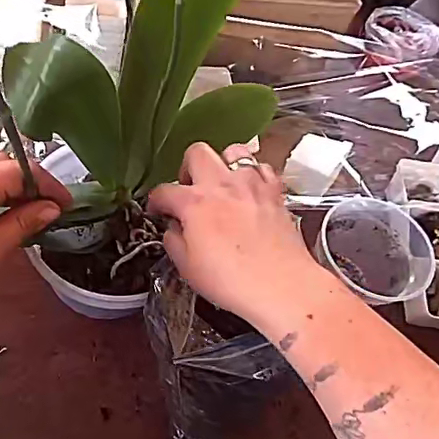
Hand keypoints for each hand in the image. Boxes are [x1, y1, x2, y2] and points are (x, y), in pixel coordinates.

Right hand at [145, 143, 329, 323]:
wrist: (282, 287)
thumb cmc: (236, 281)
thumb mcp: (188, 268)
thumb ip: (174, 241)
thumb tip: (173, 231)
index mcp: (195, 203)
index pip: (164, 191)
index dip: (156, 201)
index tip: (158, 209)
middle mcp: (223, 186)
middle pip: (196, 153)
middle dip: (186, 167)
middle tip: (187, 187)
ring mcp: (252, 186)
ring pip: (233, 151)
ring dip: (222, 162)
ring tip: (220, 181)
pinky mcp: (275, 193)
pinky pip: (263, 168)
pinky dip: (254, 173)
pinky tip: (249, 188)